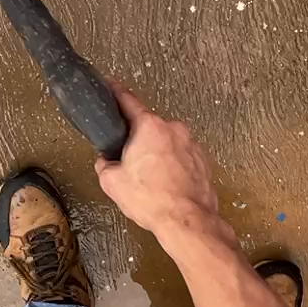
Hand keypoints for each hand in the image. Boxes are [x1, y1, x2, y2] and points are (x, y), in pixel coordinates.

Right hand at [95, 86, 226, 248]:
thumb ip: (104, 164)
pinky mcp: (202, 161)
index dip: (116, 92)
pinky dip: (172, 168)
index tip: (112, 85)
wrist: (186, 221)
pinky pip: (181, 159)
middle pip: (148, 128)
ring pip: (166, 145)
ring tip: (150, 182)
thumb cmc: (154, 200)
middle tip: (130, 165)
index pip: (128, 101)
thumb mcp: (112, 182)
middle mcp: (173, 130)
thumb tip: (106, 162)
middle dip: (138, 143)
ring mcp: (191, 145)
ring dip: (157, 157)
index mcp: (149, 127)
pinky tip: (165, 186)